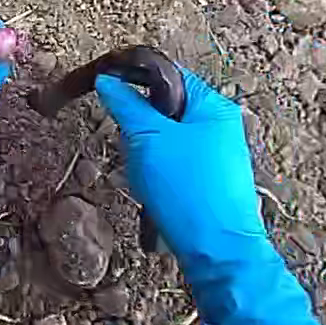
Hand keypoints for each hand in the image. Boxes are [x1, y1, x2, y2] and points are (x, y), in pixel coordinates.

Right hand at [95, 68, 325, 324]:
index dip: (135, 78)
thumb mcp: (148, 138)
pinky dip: (156, 172)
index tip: (107, 88)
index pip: (167, 74)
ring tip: (144, 174)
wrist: (218, 250)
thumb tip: (107, 80)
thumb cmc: (187, 188)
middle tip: (132, 145)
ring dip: (145, 152)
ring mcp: (215, 154)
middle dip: (139, 126)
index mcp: (212, 106)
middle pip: (163, 108)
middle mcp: (218, 125)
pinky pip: (172, 162)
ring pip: (163, 137)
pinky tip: (154, 191)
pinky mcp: (208, 179)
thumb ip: (126, 105)